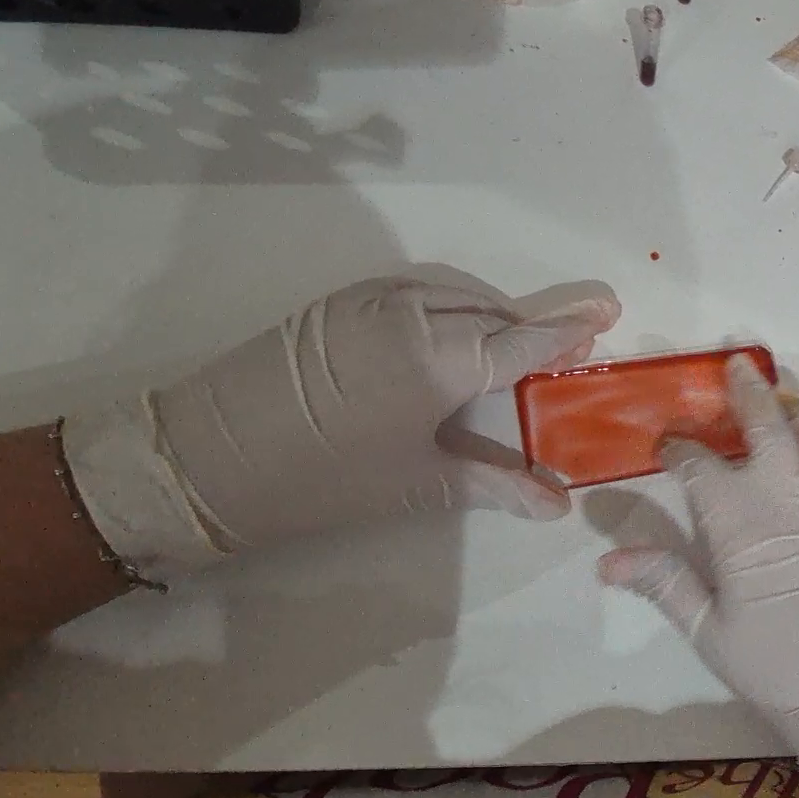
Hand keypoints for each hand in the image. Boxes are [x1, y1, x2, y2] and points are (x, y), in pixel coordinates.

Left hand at [65, 277, 617, 574]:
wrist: (192, 462)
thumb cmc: (320, 481)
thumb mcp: (418, 484)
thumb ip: (499, 485)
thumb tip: (559, 507)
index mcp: (437, 363)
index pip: (523, 341)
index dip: (568, 330)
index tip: (606, 311)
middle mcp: (411, 319)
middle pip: (496, 314)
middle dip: (535, 328)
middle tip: (569, 343)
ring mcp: (370, 304)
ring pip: (458, 295)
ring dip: (494, 315)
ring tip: (514, 342)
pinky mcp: (338, 304)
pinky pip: (417, 289)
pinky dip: (450, 303)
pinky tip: (453, 327)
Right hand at [600, 355, 798, 796]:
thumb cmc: (769, 661)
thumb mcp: (706, 629)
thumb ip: (663, 584)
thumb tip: (606, 559)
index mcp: (741, 526)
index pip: (702, 468)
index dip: (682, 449)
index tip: (669, 443)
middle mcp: (790, 500)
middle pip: (770, 430)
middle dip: (749, 393)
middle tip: (739, 366)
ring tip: (795, 403)